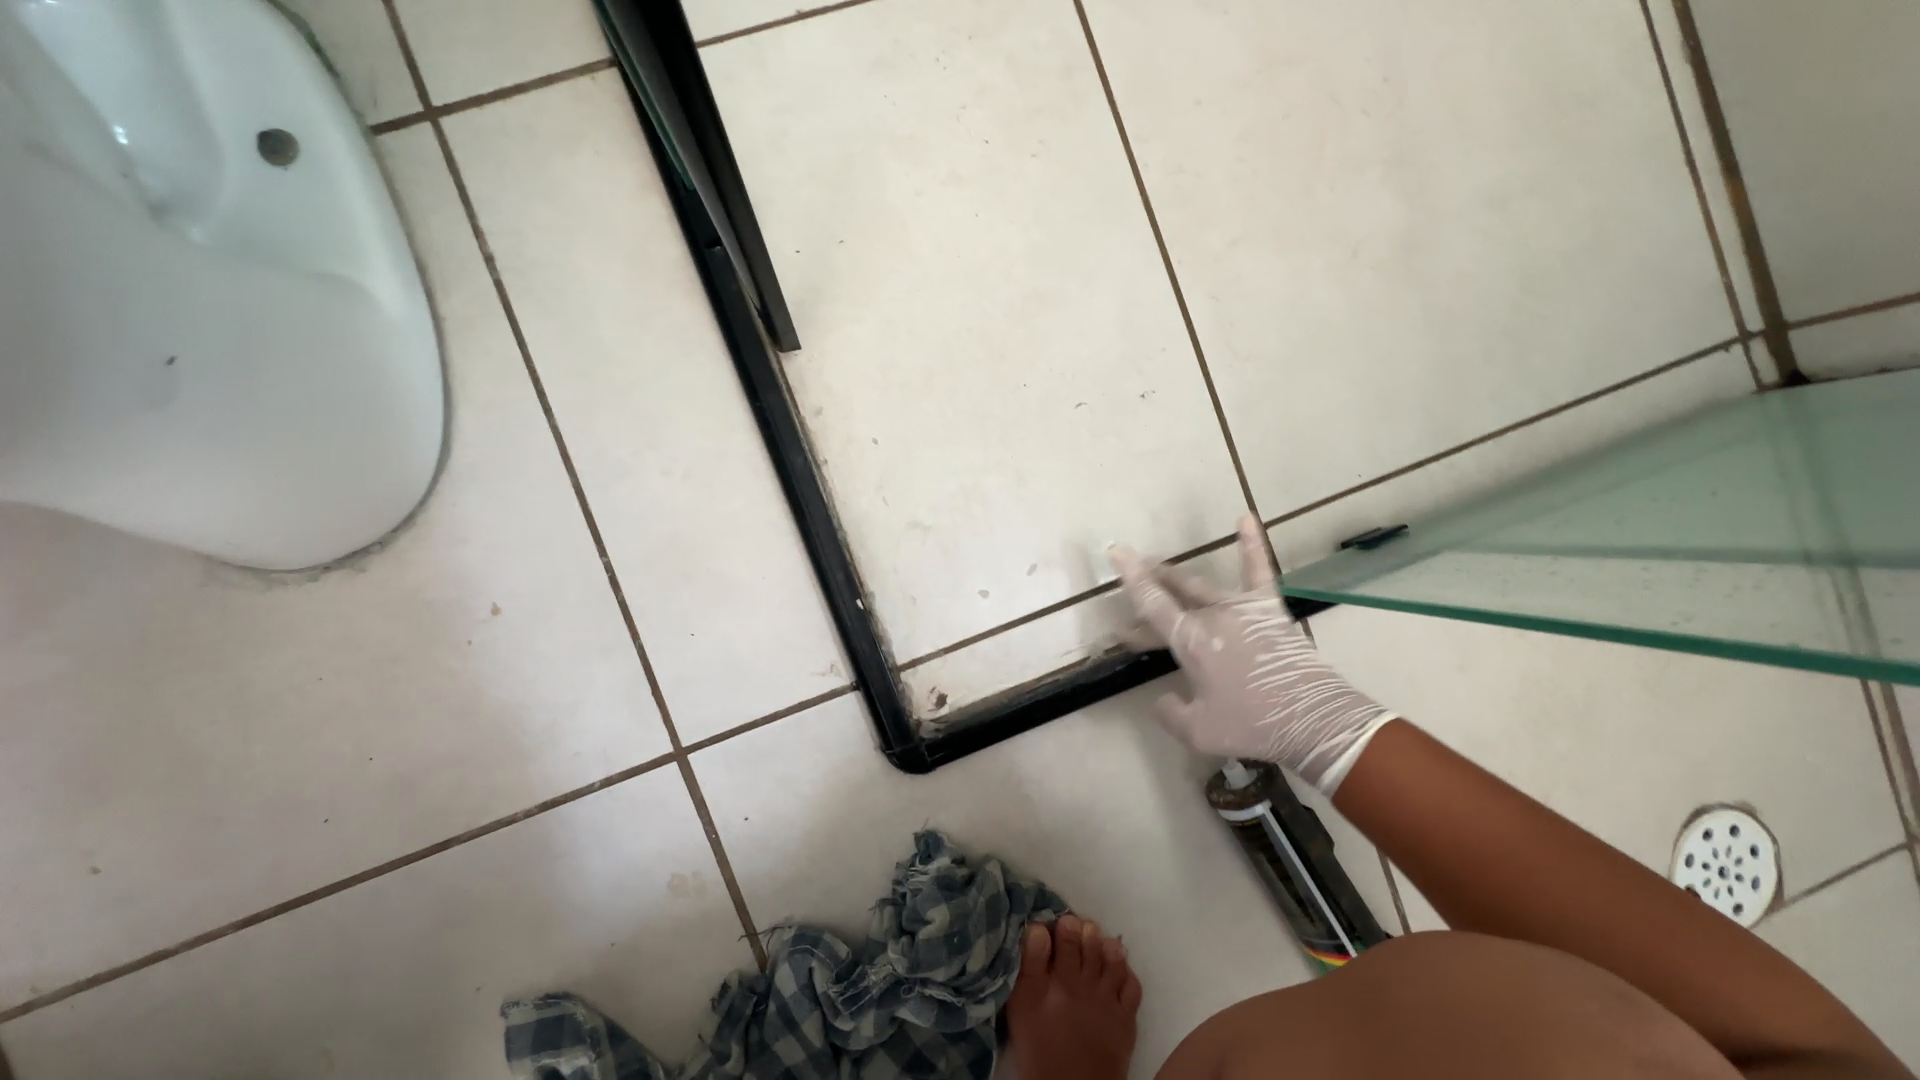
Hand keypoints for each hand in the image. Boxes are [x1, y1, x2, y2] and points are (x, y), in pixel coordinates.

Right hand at [1108, 516, 1395, 794]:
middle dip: (1150, 582)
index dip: (1131, 578)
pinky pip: (1259, 571)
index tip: (1116, 551)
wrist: (1314, 720)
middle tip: (1135, 572)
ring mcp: (1243, 609)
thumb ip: (1169, 713)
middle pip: (1174, 594)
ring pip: (1204, 586)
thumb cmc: (1252, 726)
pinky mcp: (1270, 611)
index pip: (1153, 603)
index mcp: (1191, 642)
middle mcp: (1213, 616)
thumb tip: (1162, 699)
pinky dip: (1251, 544)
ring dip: (1180, 577)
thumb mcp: (1197, 732)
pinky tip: (1244, 518)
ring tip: (1162, 567)